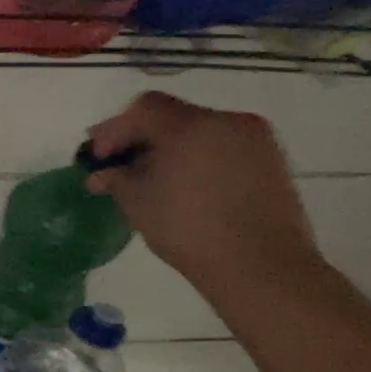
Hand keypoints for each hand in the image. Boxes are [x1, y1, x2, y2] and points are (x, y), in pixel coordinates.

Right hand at [86, 92, 321, 294]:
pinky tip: (183, 185)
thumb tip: (102, 174)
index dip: (114, 129)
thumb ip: (115, 177)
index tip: (100, 158)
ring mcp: (255, 140)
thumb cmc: (188, 227)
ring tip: (151, 179)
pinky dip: (196, 157)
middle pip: (172, 116)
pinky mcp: (270, 160)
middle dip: (139, 138)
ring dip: (168, 148)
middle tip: (118, 166)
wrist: (260, 264)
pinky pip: (221, 146)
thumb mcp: (136, 201)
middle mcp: (228, 122)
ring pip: (198, 131)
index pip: (144, 107)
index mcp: (192, 126)